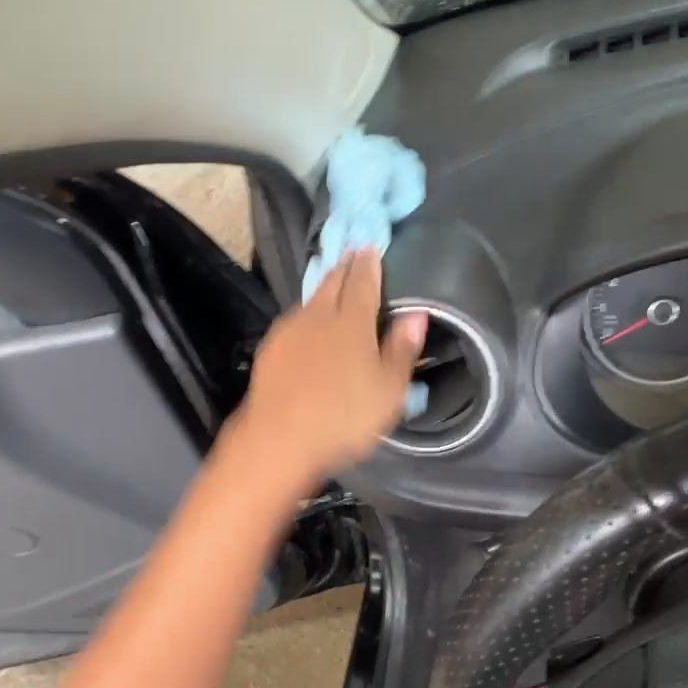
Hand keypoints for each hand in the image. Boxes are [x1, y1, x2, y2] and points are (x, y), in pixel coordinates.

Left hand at [231, 250, 426, 480]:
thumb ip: (402, 350)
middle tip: (354, 255)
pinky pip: (294, 320)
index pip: (362, 281)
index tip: (372, 247)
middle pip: (333, 282)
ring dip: (324, 288)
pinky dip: (306, 314)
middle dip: (345, 266)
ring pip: (310, 299)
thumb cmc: (343, 418)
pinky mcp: (271, 350)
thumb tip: (416, 315)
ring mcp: (290, 331)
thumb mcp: (388, 391)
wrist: (278, 440)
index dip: (369, 263)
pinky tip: (309, 324)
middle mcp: (318, 316)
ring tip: (334, 284)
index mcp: (351, 321)